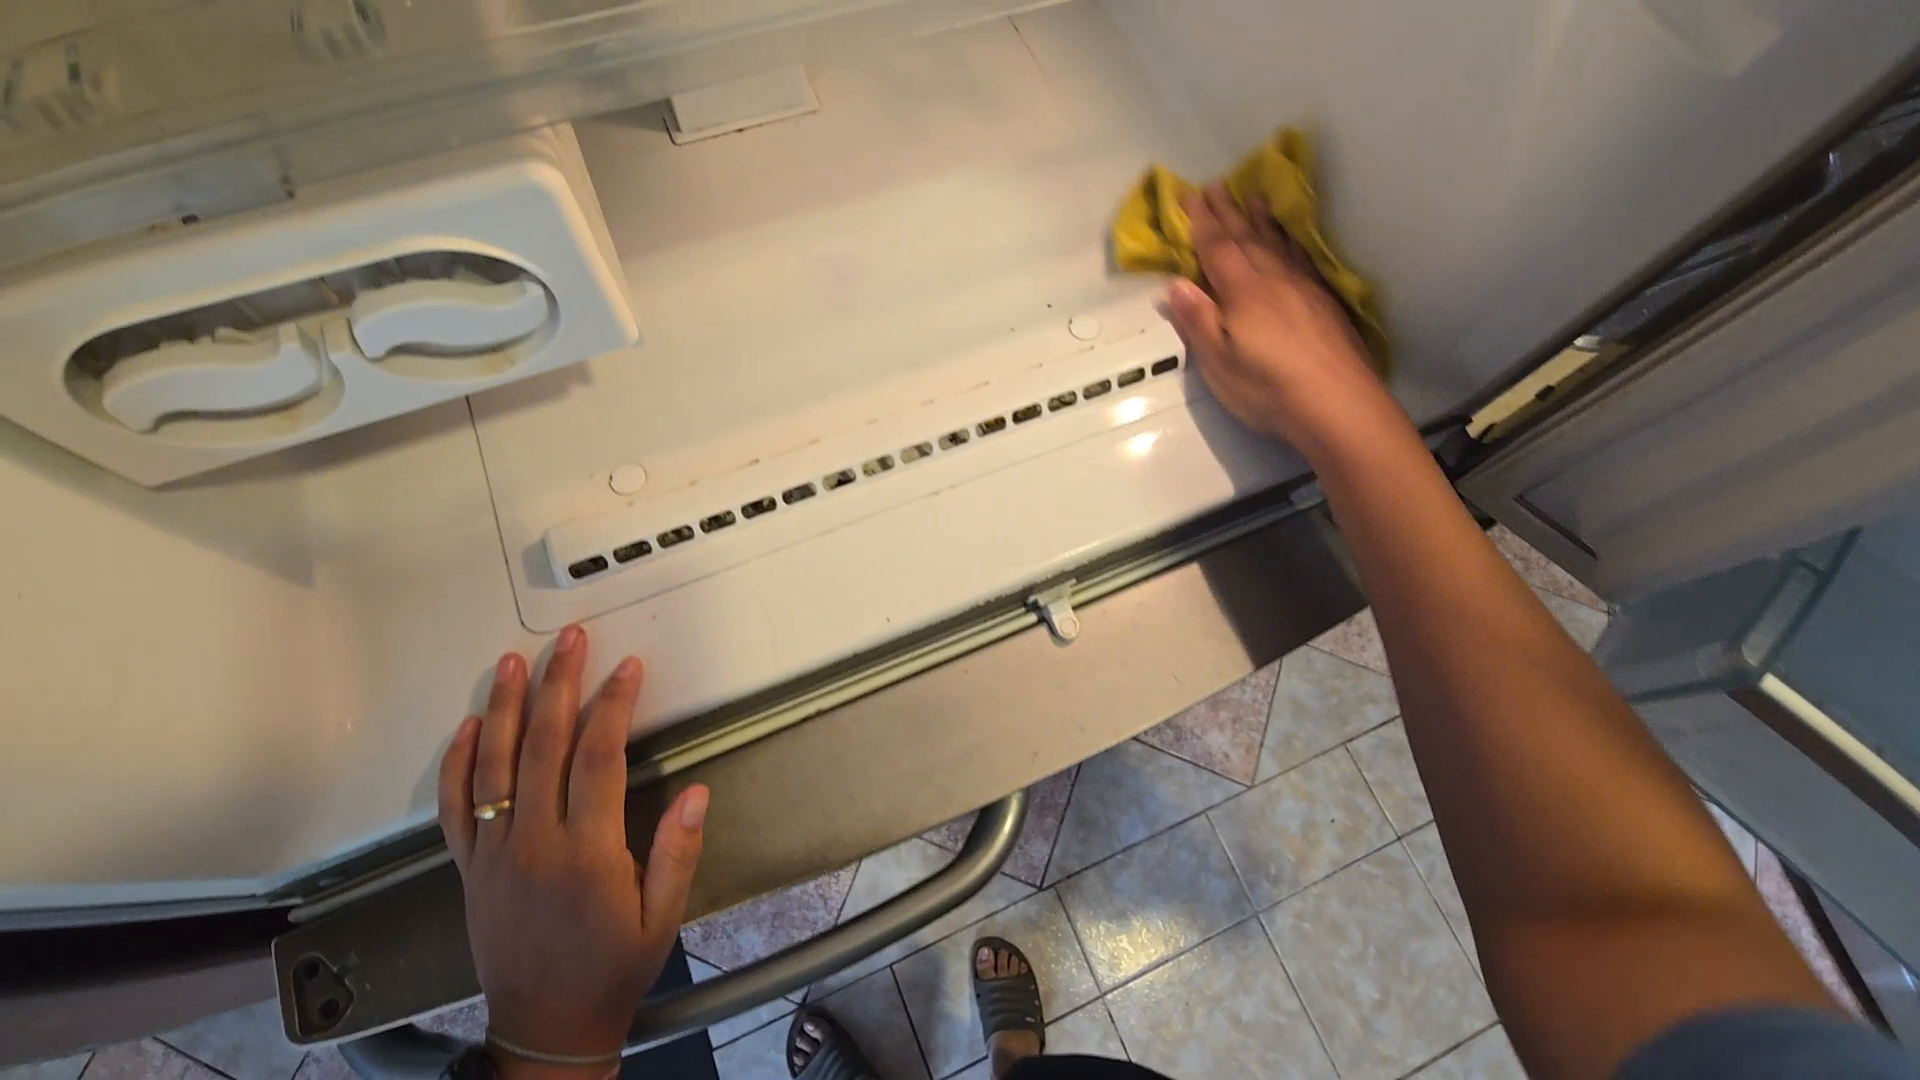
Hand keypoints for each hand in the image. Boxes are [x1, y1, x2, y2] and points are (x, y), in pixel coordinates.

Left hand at [438, 624, 708, 1075]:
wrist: (545, 1027)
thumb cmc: (614, 967)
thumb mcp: (663, 916)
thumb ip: (678, 852)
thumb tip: (697, 791)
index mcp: (587, 852)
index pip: (599, 758)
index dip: (614, 705)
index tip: (628, 667)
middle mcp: (533, 844)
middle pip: (545, 747)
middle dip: (561, 686)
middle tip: (572, 640)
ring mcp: (493, 854)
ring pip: (494, 767)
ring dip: (505, 709)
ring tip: (514, 662)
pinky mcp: (468, 868)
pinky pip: (456, 809)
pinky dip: (459, 764)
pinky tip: (468, 727)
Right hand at [1166, 184, 1401, 457]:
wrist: (1337, 404)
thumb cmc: (1267, 388)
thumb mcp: (1218, 361)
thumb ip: (1197, 320)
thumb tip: (1175, 283)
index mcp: (1242, 293)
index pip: (1216, 249)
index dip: (1201, 222)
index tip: (1189, 195)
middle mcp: (1273, 281)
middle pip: (1246, 238)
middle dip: (1227, 212)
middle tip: (1215, 184)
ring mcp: (1303, 290)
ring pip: (1277, 244)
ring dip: (1261, 220)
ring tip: (1254, 196)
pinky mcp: (1323, 304)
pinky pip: (1302, 259)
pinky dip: (1290, 242)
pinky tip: (1290, 241)